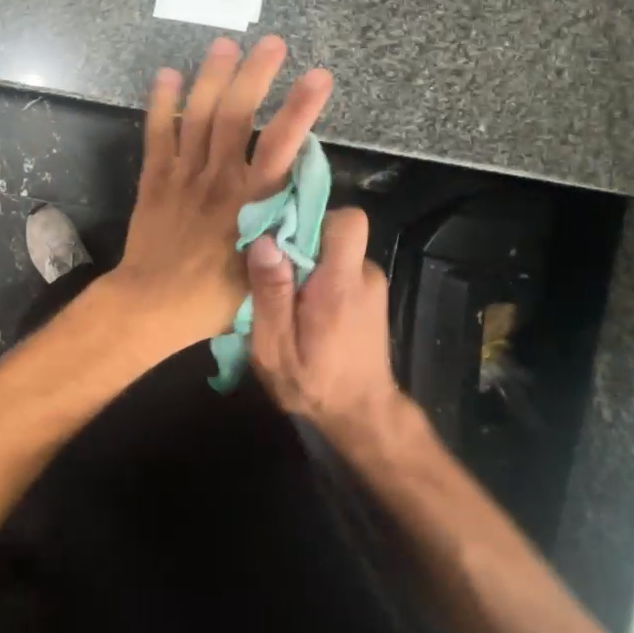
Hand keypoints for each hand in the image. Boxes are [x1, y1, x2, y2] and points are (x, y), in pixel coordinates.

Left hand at [100, 36, 332, 353]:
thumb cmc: (216, 296)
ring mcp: (182, 175)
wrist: (152, 305)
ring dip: (212, 77)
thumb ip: (288, 230)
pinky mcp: (154, 178)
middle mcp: (217, 178)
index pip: (280, 145)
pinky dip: (161, 103)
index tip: (318, 76)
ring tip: (225, 45)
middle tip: (272, 43)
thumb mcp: (268, 269)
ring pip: (197, 116)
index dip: (300, 108)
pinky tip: (168, 74)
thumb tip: (308, 198)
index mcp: (251, 201)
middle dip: (255, 74)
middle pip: (235, 115)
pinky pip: (157, 134)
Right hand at [246, 207, 406, 446]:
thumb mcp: (276, 349)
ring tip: (281, 299)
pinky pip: (337, 268)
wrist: (363, 417)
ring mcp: (370, 284)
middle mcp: (364, 276)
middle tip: (268, 274)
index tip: (278, 234)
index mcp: (343, 285)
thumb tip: (264, 241)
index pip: (347, 221)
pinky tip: (300, 310)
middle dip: (297, 245)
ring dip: (304, 266)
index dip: (312, 215)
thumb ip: (270, 295)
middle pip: (330, 232)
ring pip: (330, 251)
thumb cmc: (315, 385)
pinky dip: (316, 279)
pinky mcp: (367, 295)